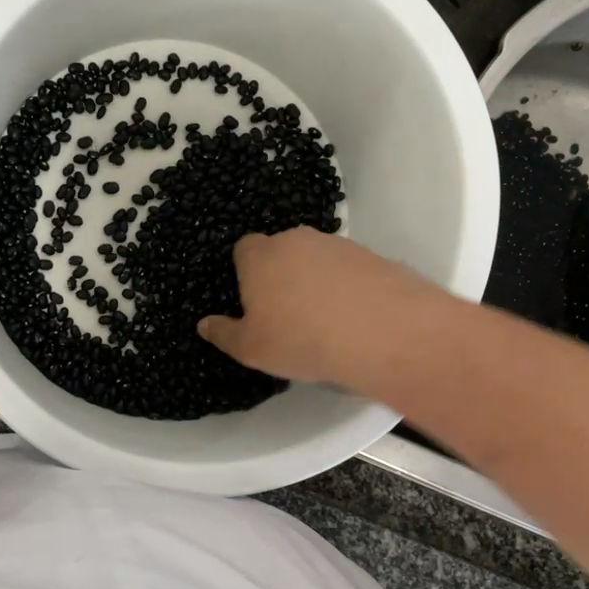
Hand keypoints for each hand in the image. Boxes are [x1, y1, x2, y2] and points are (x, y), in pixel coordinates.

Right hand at [197, 227, 446, 386]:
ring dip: (313, 281)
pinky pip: (346, 269)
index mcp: (259, 257)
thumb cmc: (300, 339)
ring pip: (315, 259)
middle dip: (278, 274)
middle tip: (284, 312)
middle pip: (279, 251)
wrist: (384, 332)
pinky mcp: (371, 256)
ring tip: (322, 319)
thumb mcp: (250, 348)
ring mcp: (337, 244)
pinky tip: (351, 318)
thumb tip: (205, 324)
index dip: (243, 272)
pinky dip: (344, 287)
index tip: (250, 299)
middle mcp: (295, 240)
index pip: (242, 249)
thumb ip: (224, 334)